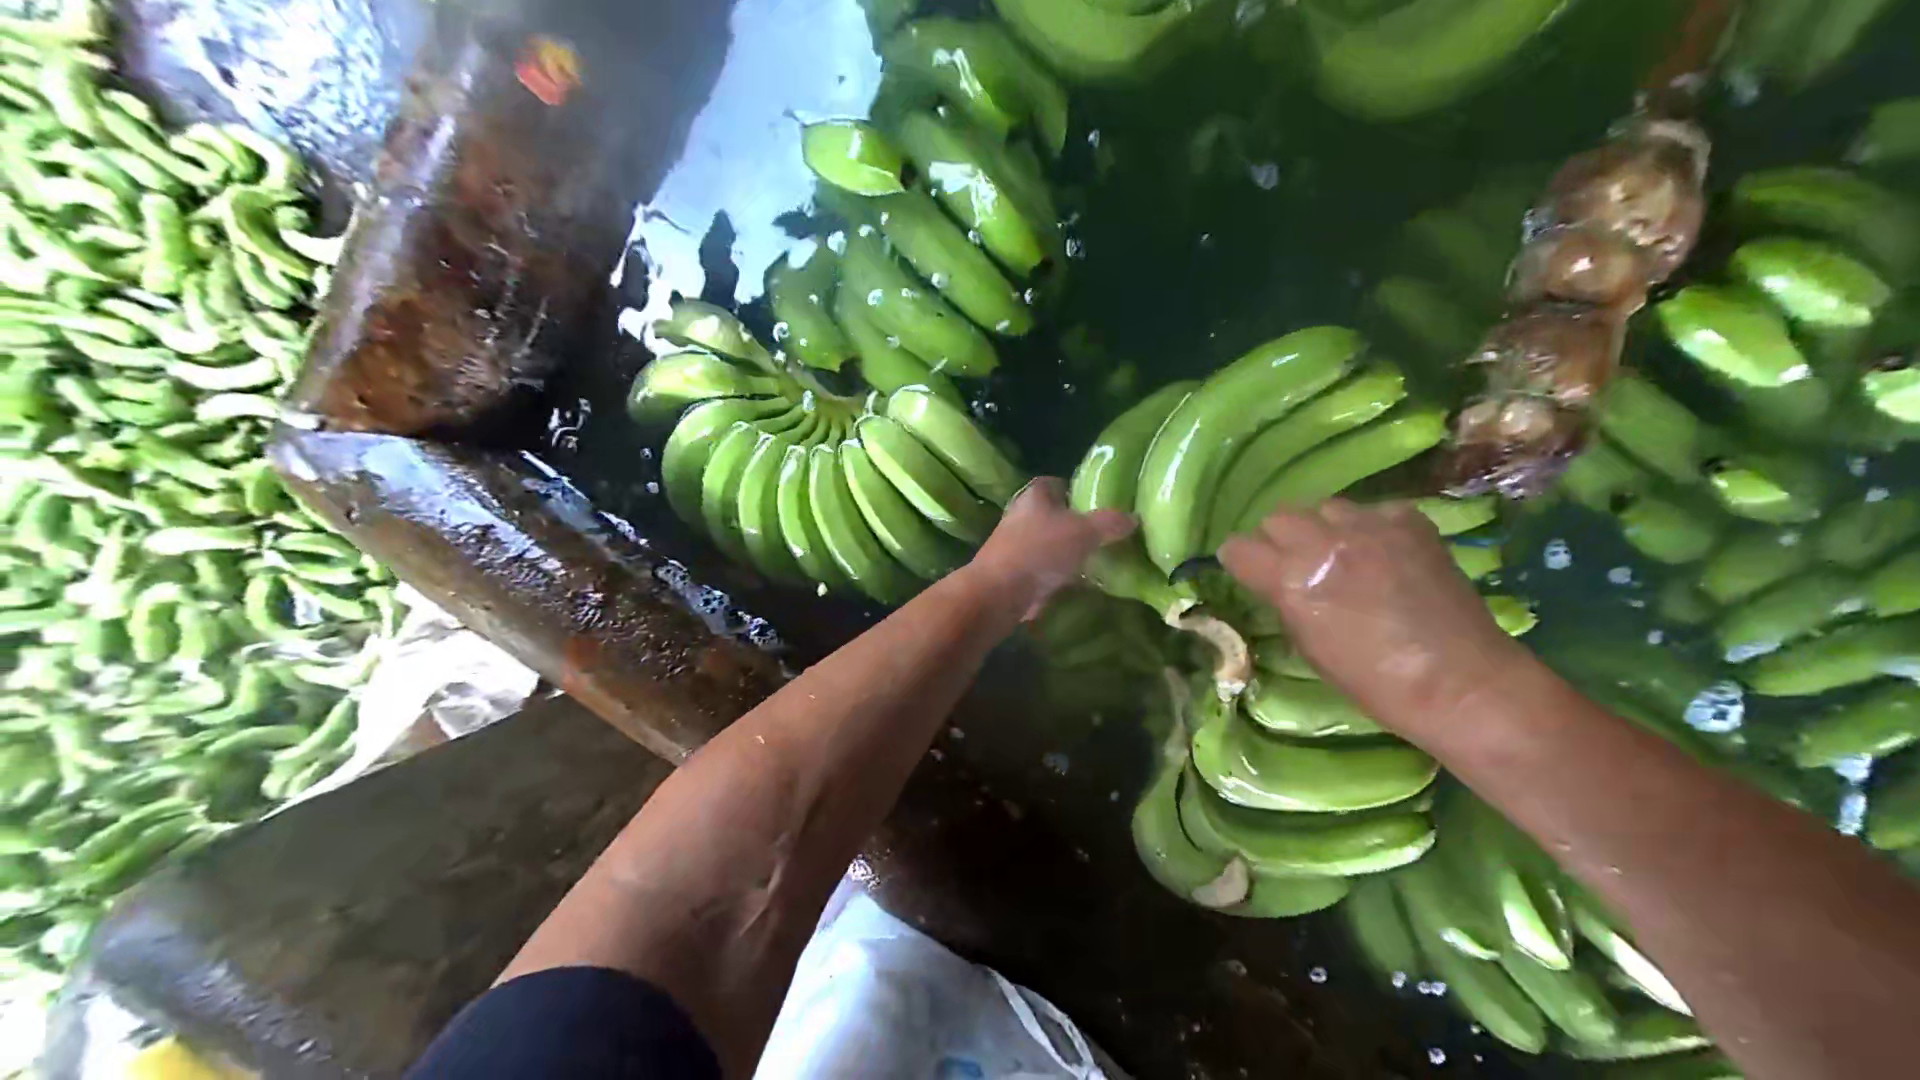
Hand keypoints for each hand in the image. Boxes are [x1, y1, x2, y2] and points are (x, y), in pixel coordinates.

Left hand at [964, 477, 1135, 620]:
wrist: (1000, 592)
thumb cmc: (1040, 550)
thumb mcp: (1084, 532)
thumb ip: (1110, 522)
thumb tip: (1134, 518)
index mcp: (1034, 495)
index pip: (1057, 483)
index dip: (1077, 490)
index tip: (1099, 504)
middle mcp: (1020, 515)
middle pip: (1053, 514)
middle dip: (1075, 523)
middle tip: (1103, 534)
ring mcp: (1013, 544)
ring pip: (1048, 542)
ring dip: (1067, 550)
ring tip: (1096, 559)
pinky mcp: (1013, 571)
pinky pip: (1043, 568)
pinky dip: (1058, 573)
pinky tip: (1078, 583)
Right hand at [1218, 498, 1523, 719]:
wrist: (1459, 682)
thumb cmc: (1371, 680)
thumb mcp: (1306, 644)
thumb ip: (1283, 600)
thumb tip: (1275, 581)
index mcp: (1290, 579)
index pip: (1238, 547)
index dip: (1240, 560)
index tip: (1250, 572)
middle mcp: (1323, 542)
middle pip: (1278, 517)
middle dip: (1278, 538)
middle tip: (1296, 563)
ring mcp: (1370, 527)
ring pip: (1324, 507)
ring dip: (1323, 528)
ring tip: (1342, 554)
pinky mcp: (1410, 522)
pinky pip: (1374, 510)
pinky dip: (1371, 528)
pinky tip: (1383, 553)